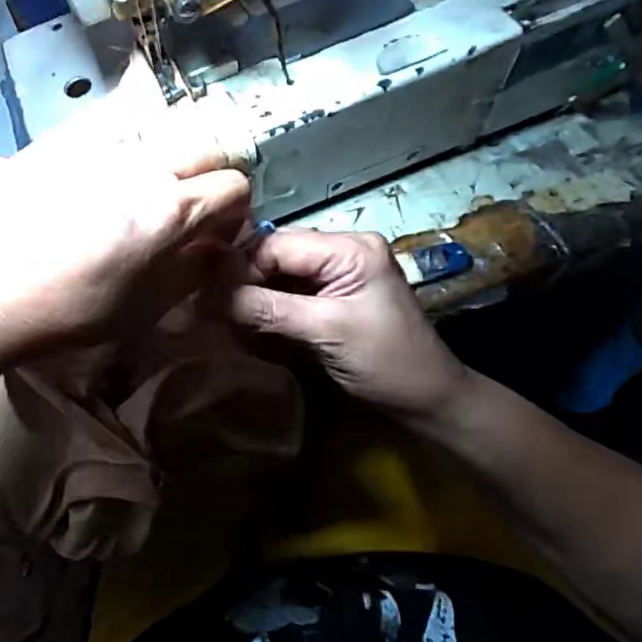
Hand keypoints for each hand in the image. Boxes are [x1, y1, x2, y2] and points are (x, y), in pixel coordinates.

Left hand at [0, 121, 251, 373]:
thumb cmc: (64, 312)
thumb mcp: (143, 308)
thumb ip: (193, 270)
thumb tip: (218, 246)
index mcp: (168, 211)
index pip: (234, 186)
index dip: (234, 210)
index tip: (217, 230)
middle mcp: (143, 165)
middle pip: (210, 142)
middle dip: (215, 171)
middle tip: (193, 203)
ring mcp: (101, 144)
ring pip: (166, 123)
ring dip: (176, 150)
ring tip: (153, 182)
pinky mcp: (64, 137)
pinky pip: (117, 118)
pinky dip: (134, 134)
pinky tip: (115, 165)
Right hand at [228, 229, 469, 425]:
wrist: (429, 398)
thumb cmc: (387, 363)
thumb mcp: (327, 332)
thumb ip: (269, 309)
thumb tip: (213, 295)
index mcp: (351, 248)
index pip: (278, 243)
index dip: (242, 267)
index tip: (211, 296)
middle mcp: (345, 248)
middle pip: (278, 252)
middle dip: (246, 277)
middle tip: (213, 304)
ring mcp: (341, 271)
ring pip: (281, 270)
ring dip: (255, 291)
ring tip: (226, 312)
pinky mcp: (336, 293)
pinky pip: (292, 288)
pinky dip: (270, 302)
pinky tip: (250, 317)